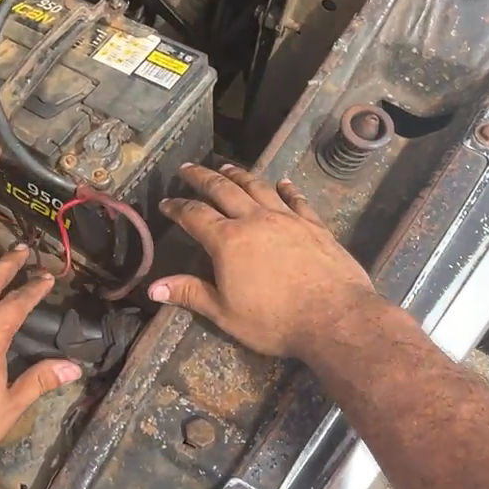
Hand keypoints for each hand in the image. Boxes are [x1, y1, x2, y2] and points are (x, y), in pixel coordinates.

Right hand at [150, 163, 388, 360]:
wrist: (335, 317)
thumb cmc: (274, 321)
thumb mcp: (224, 313)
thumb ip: (190, 293)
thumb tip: (153, 288)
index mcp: (227, 241)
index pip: (194, 216)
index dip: (177, 208)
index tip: (165, 203)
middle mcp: (254, 220)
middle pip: (223, 190)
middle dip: (202, 178)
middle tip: (188, 168)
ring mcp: (287, 219)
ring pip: (258, 188)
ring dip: (239, 175)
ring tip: (226, 167)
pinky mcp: (314, 225)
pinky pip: (296, 200)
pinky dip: (286, 189)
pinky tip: (282, 182)